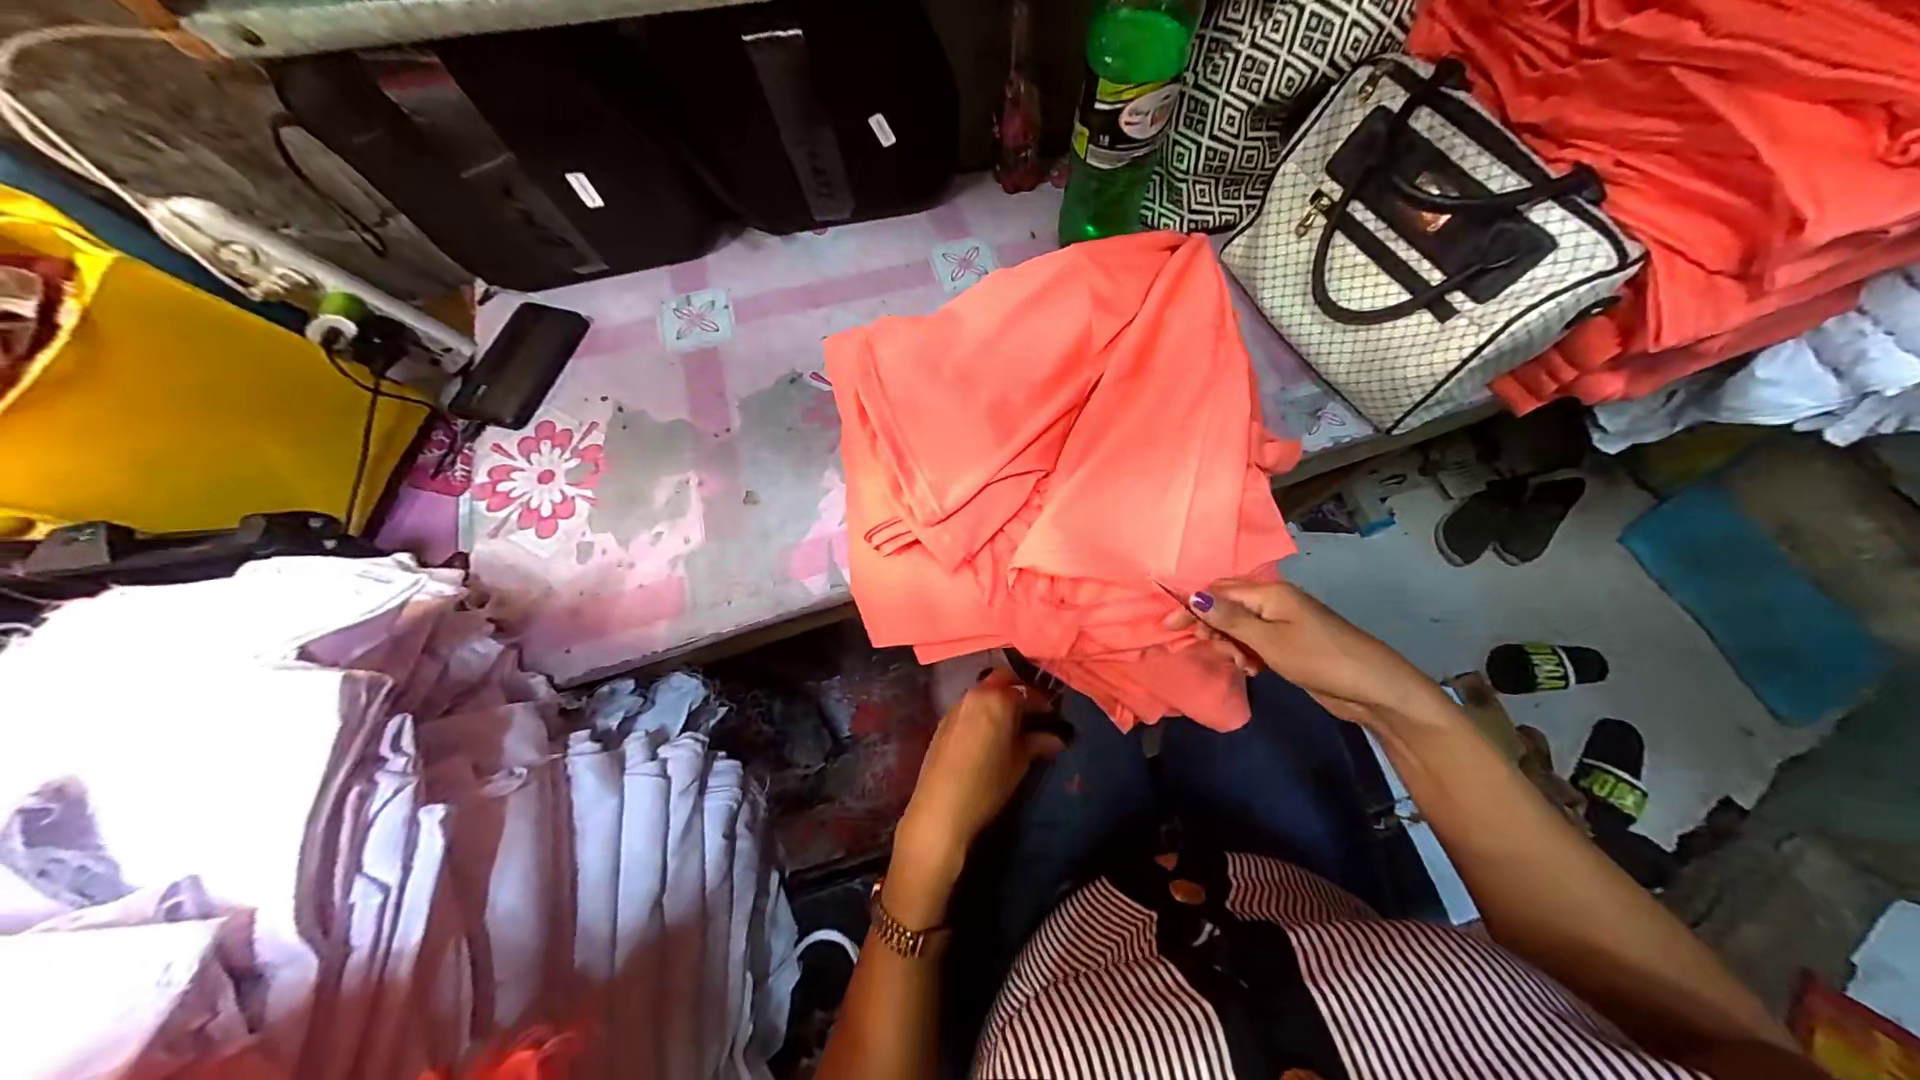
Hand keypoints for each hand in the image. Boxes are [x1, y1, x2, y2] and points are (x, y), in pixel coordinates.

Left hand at [895, 669, 1065, 875]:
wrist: (940, 808)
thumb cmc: (987, 783)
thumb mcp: (1019, 763)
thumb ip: (1038, 743)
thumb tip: (1058, 738)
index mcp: (998, 699)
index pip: (1026, 691)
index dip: (1042, 701)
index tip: (1051, 715)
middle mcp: (975, 695)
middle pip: (1001, 680)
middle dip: (1018, 691)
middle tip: (1031, 712)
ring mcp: (955, 707)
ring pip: (982, 692)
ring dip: (998, 700)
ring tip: (1011, 725)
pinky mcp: (942, 722)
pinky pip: (968, 707)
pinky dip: (982, 712)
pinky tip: (988, 735)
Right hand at [1161, 577, 1451, 729]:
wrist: (1373, 689)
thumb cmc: (1319, 659)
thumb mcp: (1268, 640)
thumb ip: (1229, 618)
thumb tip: (1194, 595)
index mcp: (1269, 592)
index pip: (1218, 590)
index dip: (1191, 605)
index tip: (1167, 626)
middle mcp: (1274, 601)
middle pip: (1226, 605)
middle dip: (1213, 627)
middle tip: (1217, 651)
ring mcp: (1283, 622)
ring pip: (1239, 626)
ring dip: (1231, 644)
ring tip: (1244, 665)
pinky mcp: (1289, 642)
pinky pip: (1254, 641)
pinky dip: (1247, 653)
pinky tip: (1254, 669)